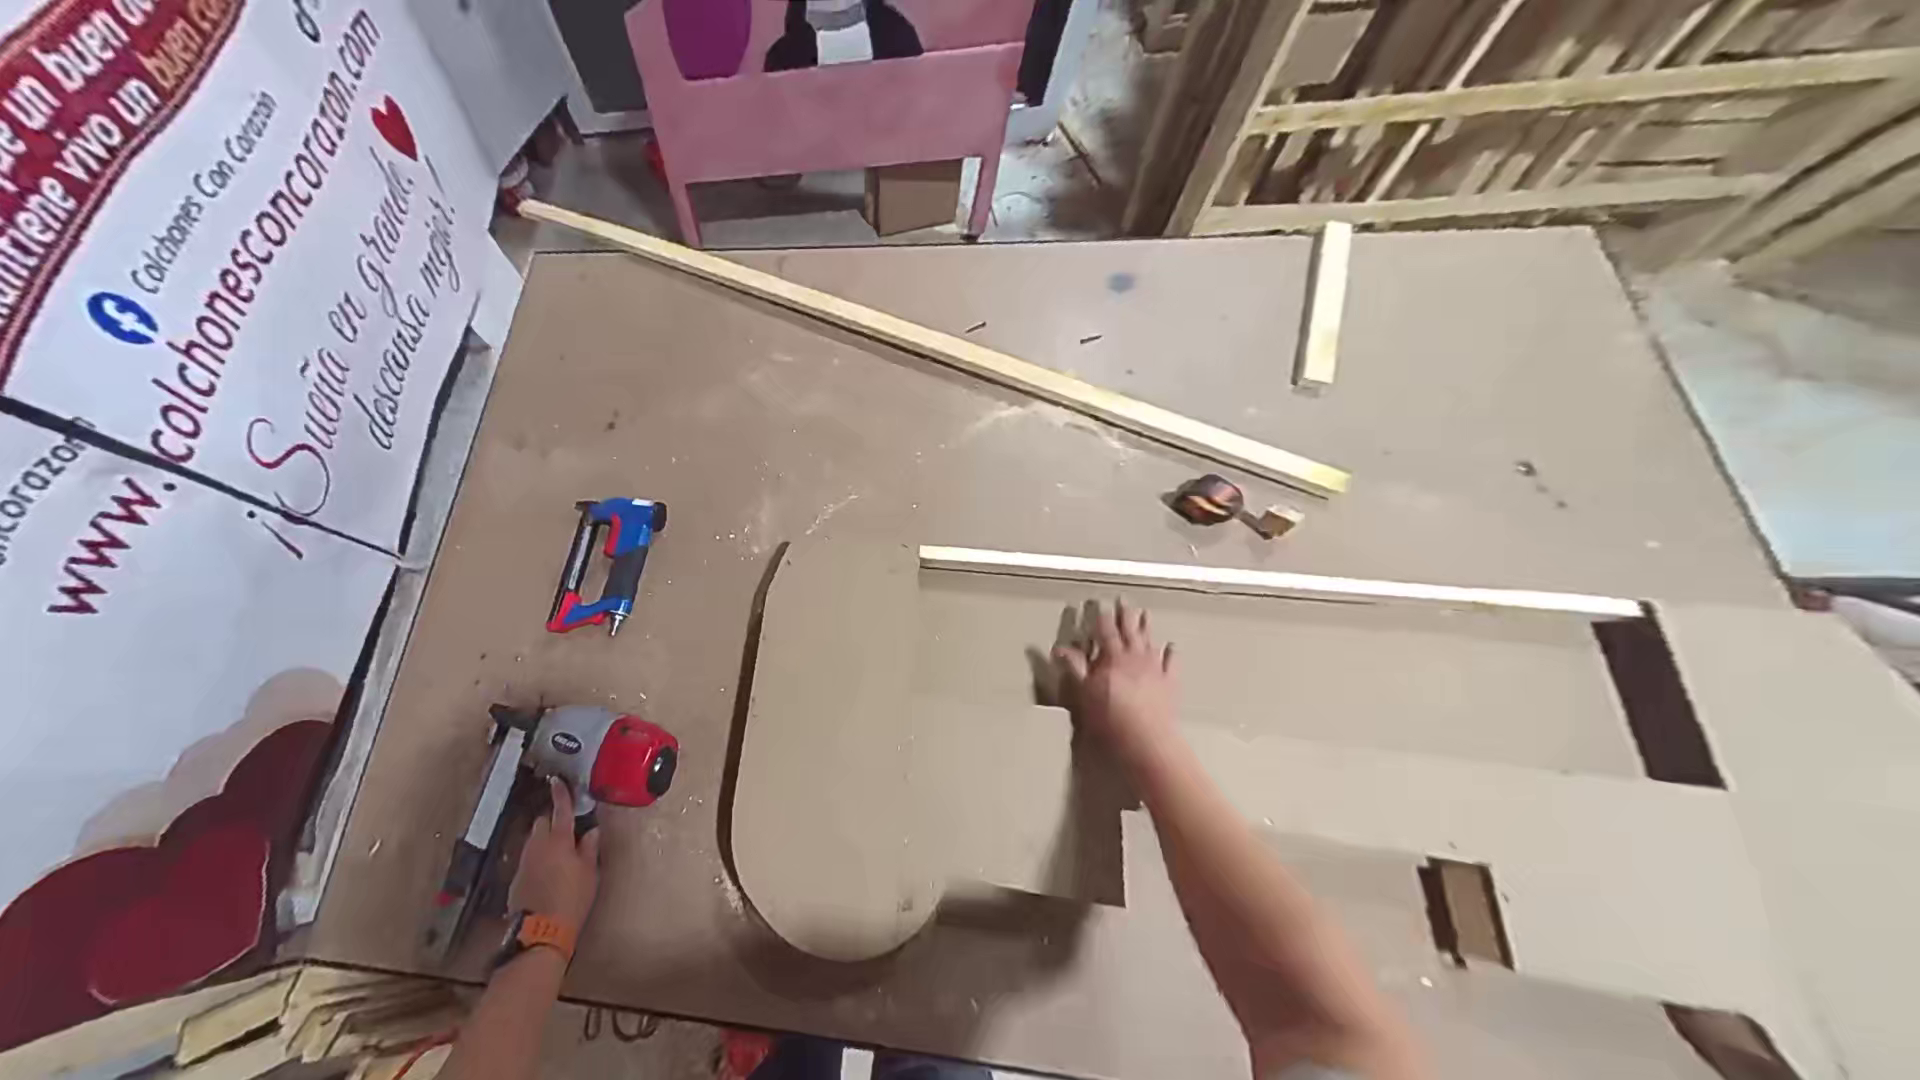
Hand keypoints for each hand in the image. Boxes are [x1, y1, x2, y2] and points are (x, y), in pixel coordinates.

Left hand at [508, 777, 601, 931]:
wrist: (540, 932)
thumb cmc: (572, 897)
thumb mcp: (590, 872)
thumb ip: (589, 848)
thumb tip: (591, 831)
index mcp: (558, 841)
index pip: (560, 811)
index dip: (560, 794)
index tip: (557, 781)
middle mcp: (537, 848)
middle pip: (541, 822)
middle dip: (551, 818)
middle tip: (566, 822)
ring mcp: (524, 864)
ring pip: (532, 840)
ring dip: (544, 838)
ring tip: (559, 847)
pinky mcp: (516, 880)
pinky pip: (528, 859)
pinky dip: (538, 857)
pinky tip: (548, 869)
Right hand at [1054, 597, 1178, 760]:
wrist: (1146, 740)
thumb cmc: (1109, 717)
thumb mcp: (1083, 692)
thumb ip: (1074, 667)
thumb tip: (1060, 648)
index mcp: (1112, 656)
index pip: (1105, 630)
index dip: (1101, 617)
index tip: (1099, 604)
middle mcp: (1134, 657)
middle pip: (1129, 629)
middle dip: (1125, 614)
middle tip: (1123, 599)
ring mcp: (1154, 668)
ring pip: (1149, 640)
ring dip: (1146, 626)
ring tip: (1144, 613)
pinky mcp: (1169, 684)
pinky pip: (1171, 662)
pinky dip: (1171, 652)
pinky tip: (1171, 645)